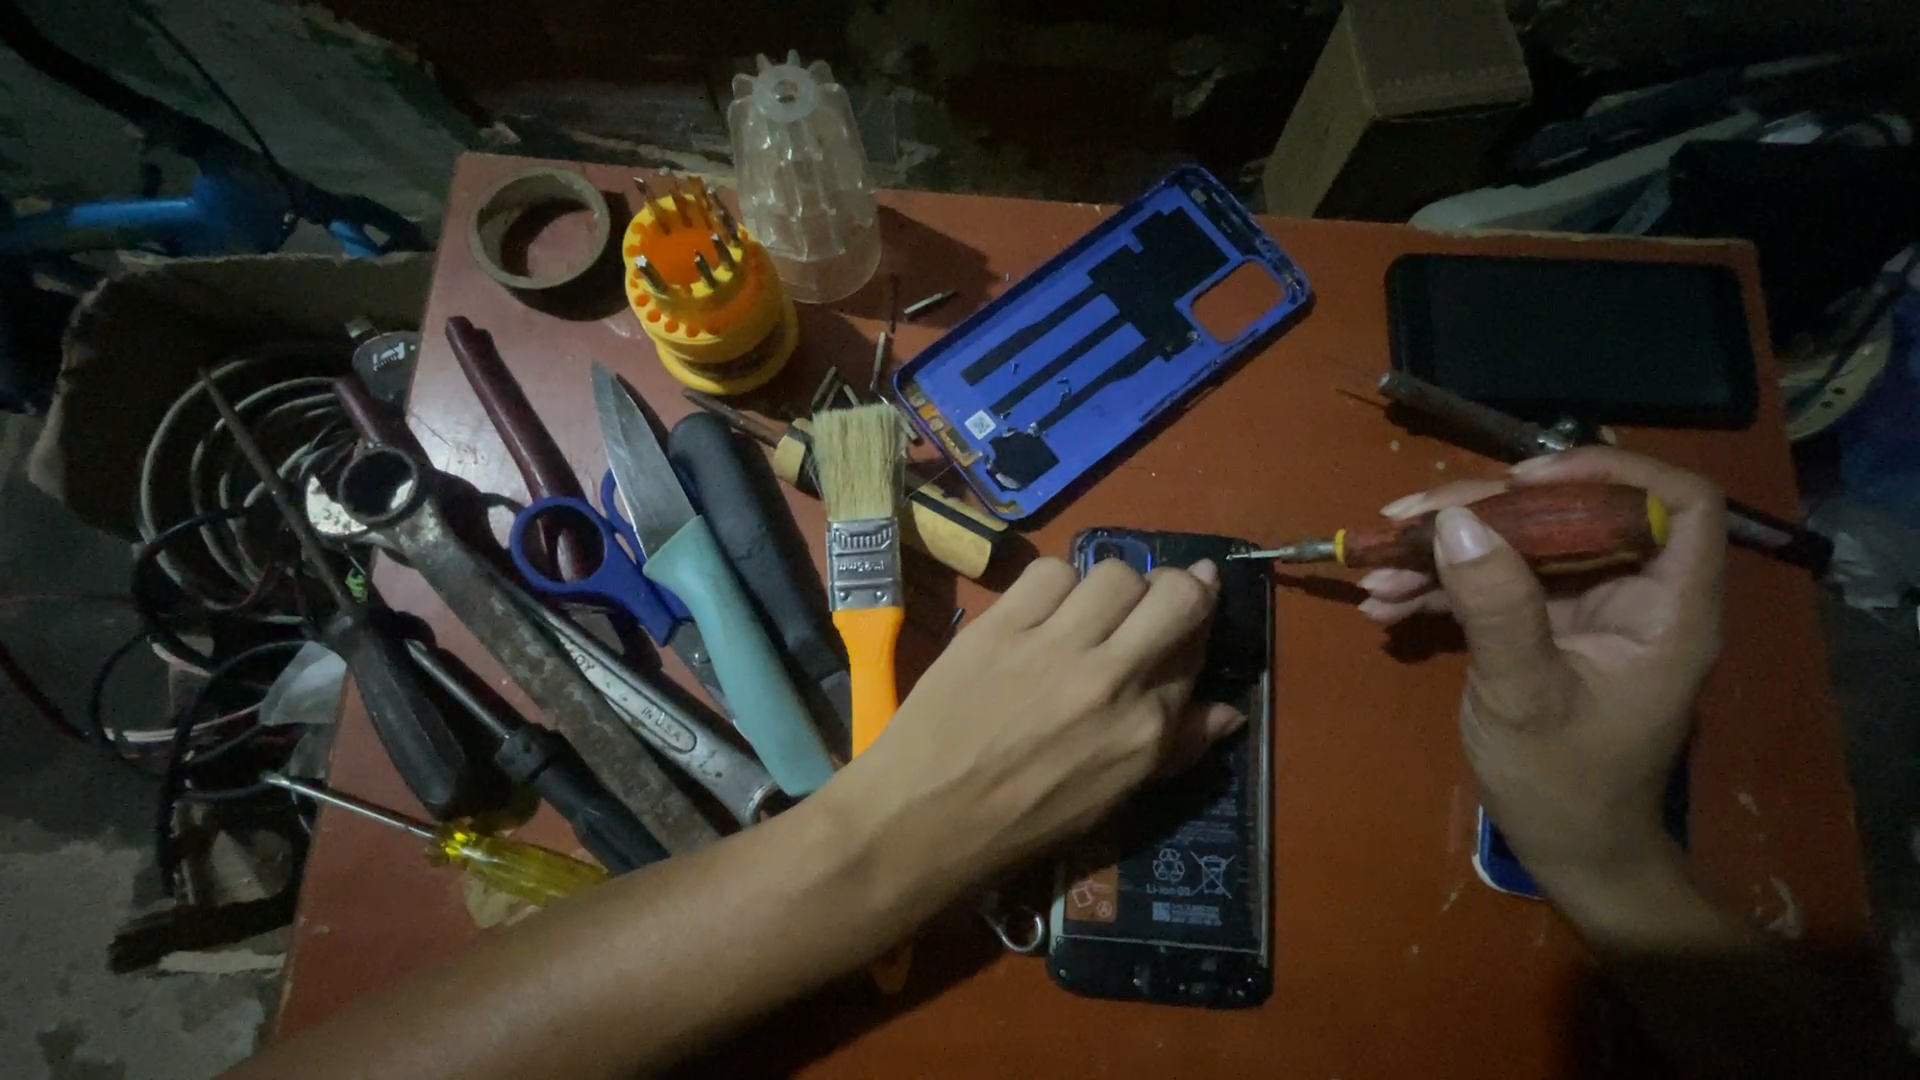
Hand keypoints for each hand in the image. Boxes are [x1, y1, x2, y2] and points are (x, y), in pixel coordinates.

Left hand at [834, 556, 1243, 887]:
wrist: (922, 815)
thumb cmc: (1021, 819)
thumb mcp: (1112, 798)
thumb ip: (1177, 749)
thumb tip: (1230, 710)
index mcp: (1146, 730)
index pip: (1195, 649)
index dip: (1197, 622)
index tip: (1192, 604)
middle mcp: (1110, 679)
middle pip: (1172, 596)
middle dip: (1174, 587)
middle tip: (1151, 598)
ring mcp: (1052, 647)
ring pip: (1113, 574)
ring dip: (1111, 585)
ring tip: (1088, 607)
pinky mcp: (999, 626)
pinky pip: (1049, 572)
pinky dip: (1055, 582)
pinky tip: (1042, 607)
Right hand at [1358, 448, 1724, 890]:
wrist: (1562, 841)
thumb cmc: (1562, 779)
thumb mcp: (1523, 694)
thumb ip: (1497, 607)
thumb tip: (1456, 522)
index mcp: (1663, 607)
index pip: (1674, 504)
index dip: (1605, 474)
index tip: (1517, 479)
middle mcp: (1627, 594)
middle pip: (1564, 516)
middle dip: (1477, 514)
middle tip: (1402, 523)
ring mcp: (1577, 609)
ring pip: (1511, 547)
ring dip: (1438, 554)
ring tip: (1373, 575)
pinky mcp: (1534, 625)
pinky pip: (1484, 584)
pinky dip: (1432, 588)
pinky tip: (1382, 606)